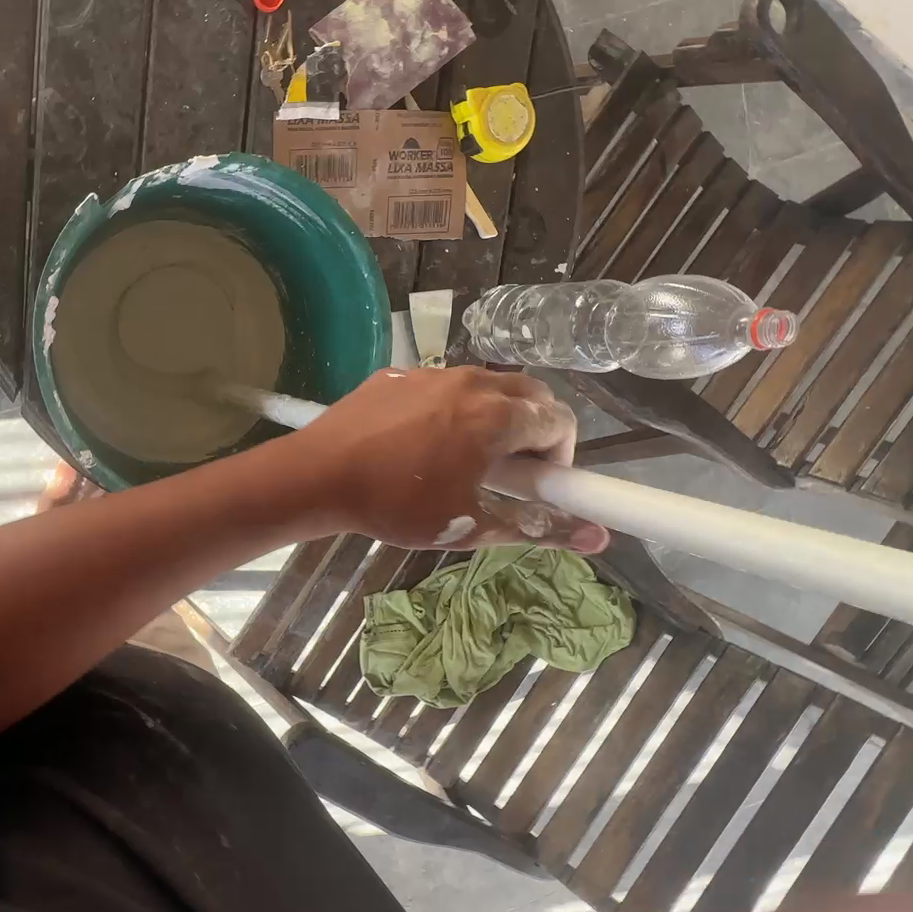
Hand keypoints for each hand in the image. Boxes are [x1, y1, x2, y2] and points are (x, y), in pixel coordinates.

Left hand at [284, 366, 608, 552]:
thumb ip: (536, 528)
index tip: (537, 485)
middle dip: (533, 429)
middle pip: (528, 394)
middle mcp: (469, 381)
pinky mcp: (394, 374)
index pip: (559, 421)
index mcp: (496, 414)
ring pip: (483, 384)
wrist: (316, 474)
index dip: (560, 456)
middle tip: (509, 470)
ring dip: (492, 414)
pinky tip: (419, 441)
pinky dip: (450, 406)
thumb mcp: (468, 525)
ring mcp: (428, 373)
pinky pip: (440, 384)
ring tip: (464, 456)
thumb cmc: (395, 504)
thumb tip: (596, 538)